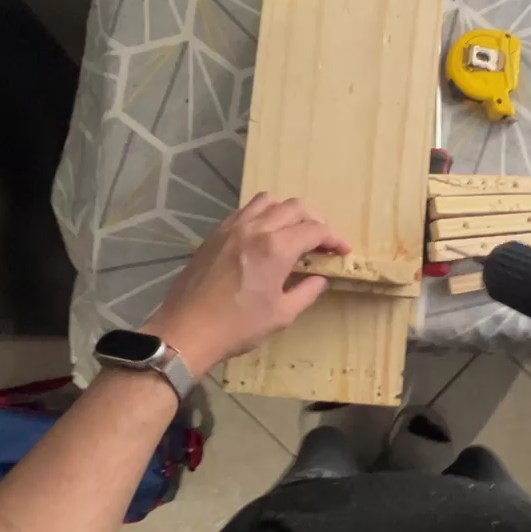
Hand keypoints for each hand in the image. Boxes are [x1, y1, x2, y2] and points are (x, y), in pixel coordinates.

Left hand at [143, 193, 350, 370]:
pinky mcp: (216, 234)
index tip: (343, 252)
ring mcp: (232, 228)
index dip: (334, 239)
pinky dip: (263, 215)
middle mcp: (256, 229)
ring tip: (293, 232)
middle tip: (322, 242)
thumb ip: (306, 292)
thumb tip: (320, 279)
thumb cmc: (238, 326)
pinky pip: (245, 211)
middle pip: (295, 207)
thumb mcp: (282, 314)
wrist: (187, 330)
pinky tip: (264, 235)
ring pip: (268, 201)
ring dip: (287, 212)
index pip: (315, 230)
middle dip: (315, 221)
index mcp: (276, 248)